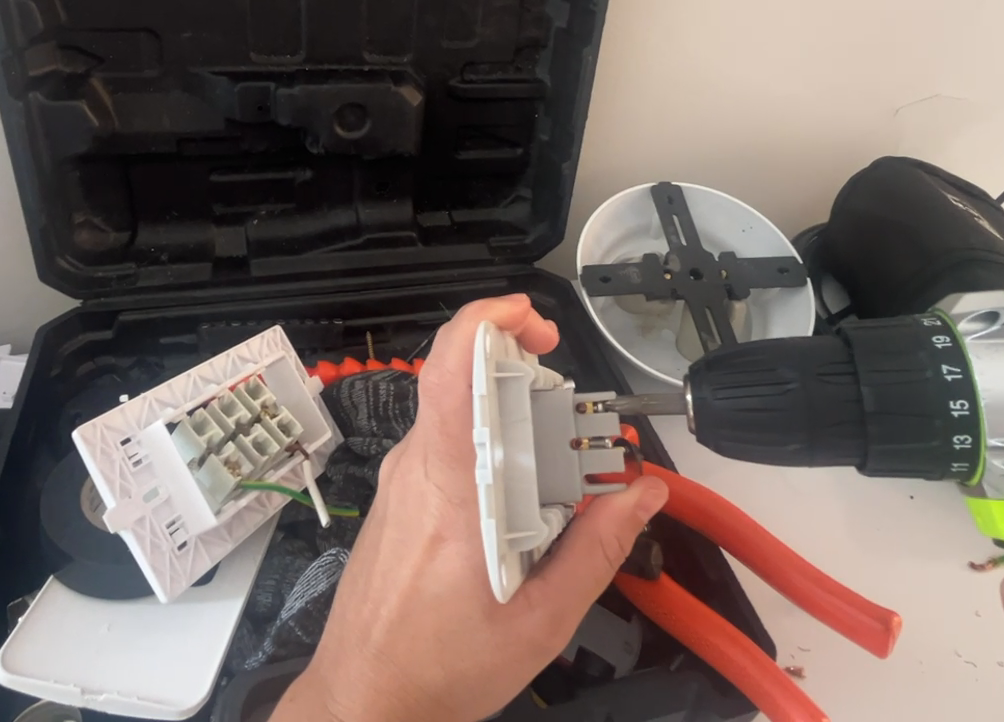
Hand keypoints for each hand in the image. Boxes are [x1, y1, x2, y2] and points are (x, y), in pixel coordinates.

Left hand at [271, 294, 670, 721]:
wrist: (362, 698)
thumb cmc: (437, 668)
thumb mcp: (540, 621)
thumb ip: (596, 549)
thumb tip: (641, 494)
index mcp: (450, 486)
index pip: (451, 371)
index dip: (487, 321)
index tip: (531, 319)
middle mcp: (417, 465)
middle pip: (456, 375)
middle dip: (512, 358)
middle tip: (560, 386)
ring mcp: (402, 474)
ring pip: (454, 406)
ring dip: (503, 403)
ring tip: (551, 445)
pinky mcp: (400, 488)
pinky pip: (445, 436)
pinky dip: (485, 435)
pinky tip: (517, 482)